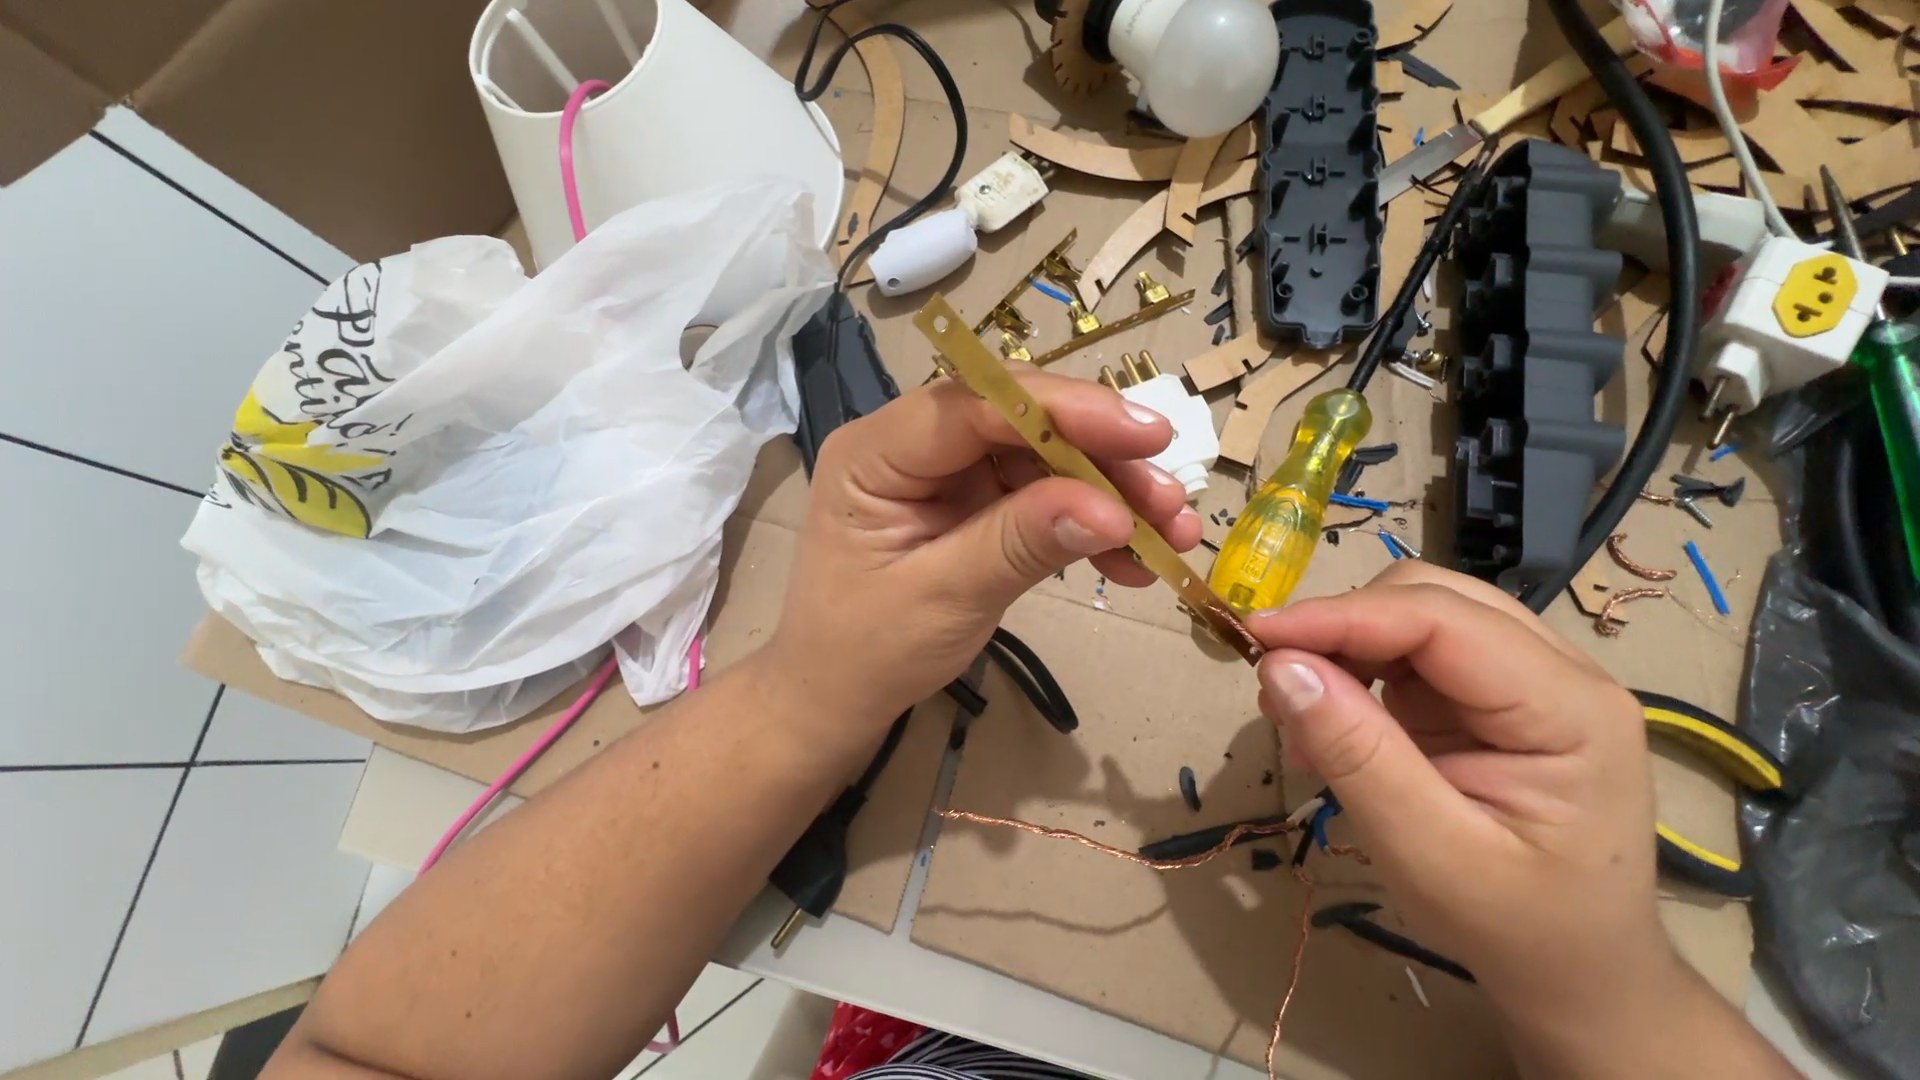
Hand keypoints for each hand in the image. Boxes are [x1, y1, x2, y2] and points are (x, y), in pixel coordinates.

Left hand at [766, 371, 1201, 744]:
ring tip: (1172, 534)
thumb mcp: (942, 599)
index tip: (1143, 436)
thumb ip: (1019, 544)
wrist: (837, 694)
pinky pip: (1042, 495)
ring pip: (1042, 456)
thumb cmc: (867, 650)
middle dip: (1100, 454)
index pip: (973, 404)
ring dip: (1110, 491)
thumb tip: (1112, 508)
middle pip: (1018, 420)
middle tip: (1170, 496)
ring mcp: (946, 473)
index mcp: (875, 453)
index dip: (1062, 410)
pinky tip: (1134, 558)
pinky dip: (1089, 523)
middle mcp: (912, 446)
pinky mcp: (973, 502)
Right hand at [1247, 562, 1674, 1019]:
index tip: (1255, 634)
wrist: (1574, 969)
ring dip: (1339, 644)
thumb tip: (1279, 666)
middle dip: (1339, 624)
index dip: (1341, 615)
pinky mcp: (1482, 692)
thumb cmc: (1513, 924)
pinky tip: (1324, 723)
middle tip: (1272, 678)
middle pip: (1429, 598)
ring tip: (1291, 709)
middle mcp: (1556, 672)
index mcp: (1570, 709)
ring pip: (1411, 612)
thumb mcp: (1427, 854)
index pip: (1441, 620)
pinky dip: (1349, 668)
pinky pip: (1403, 649)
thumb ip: (1357, 755)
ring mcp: (1519, 677)